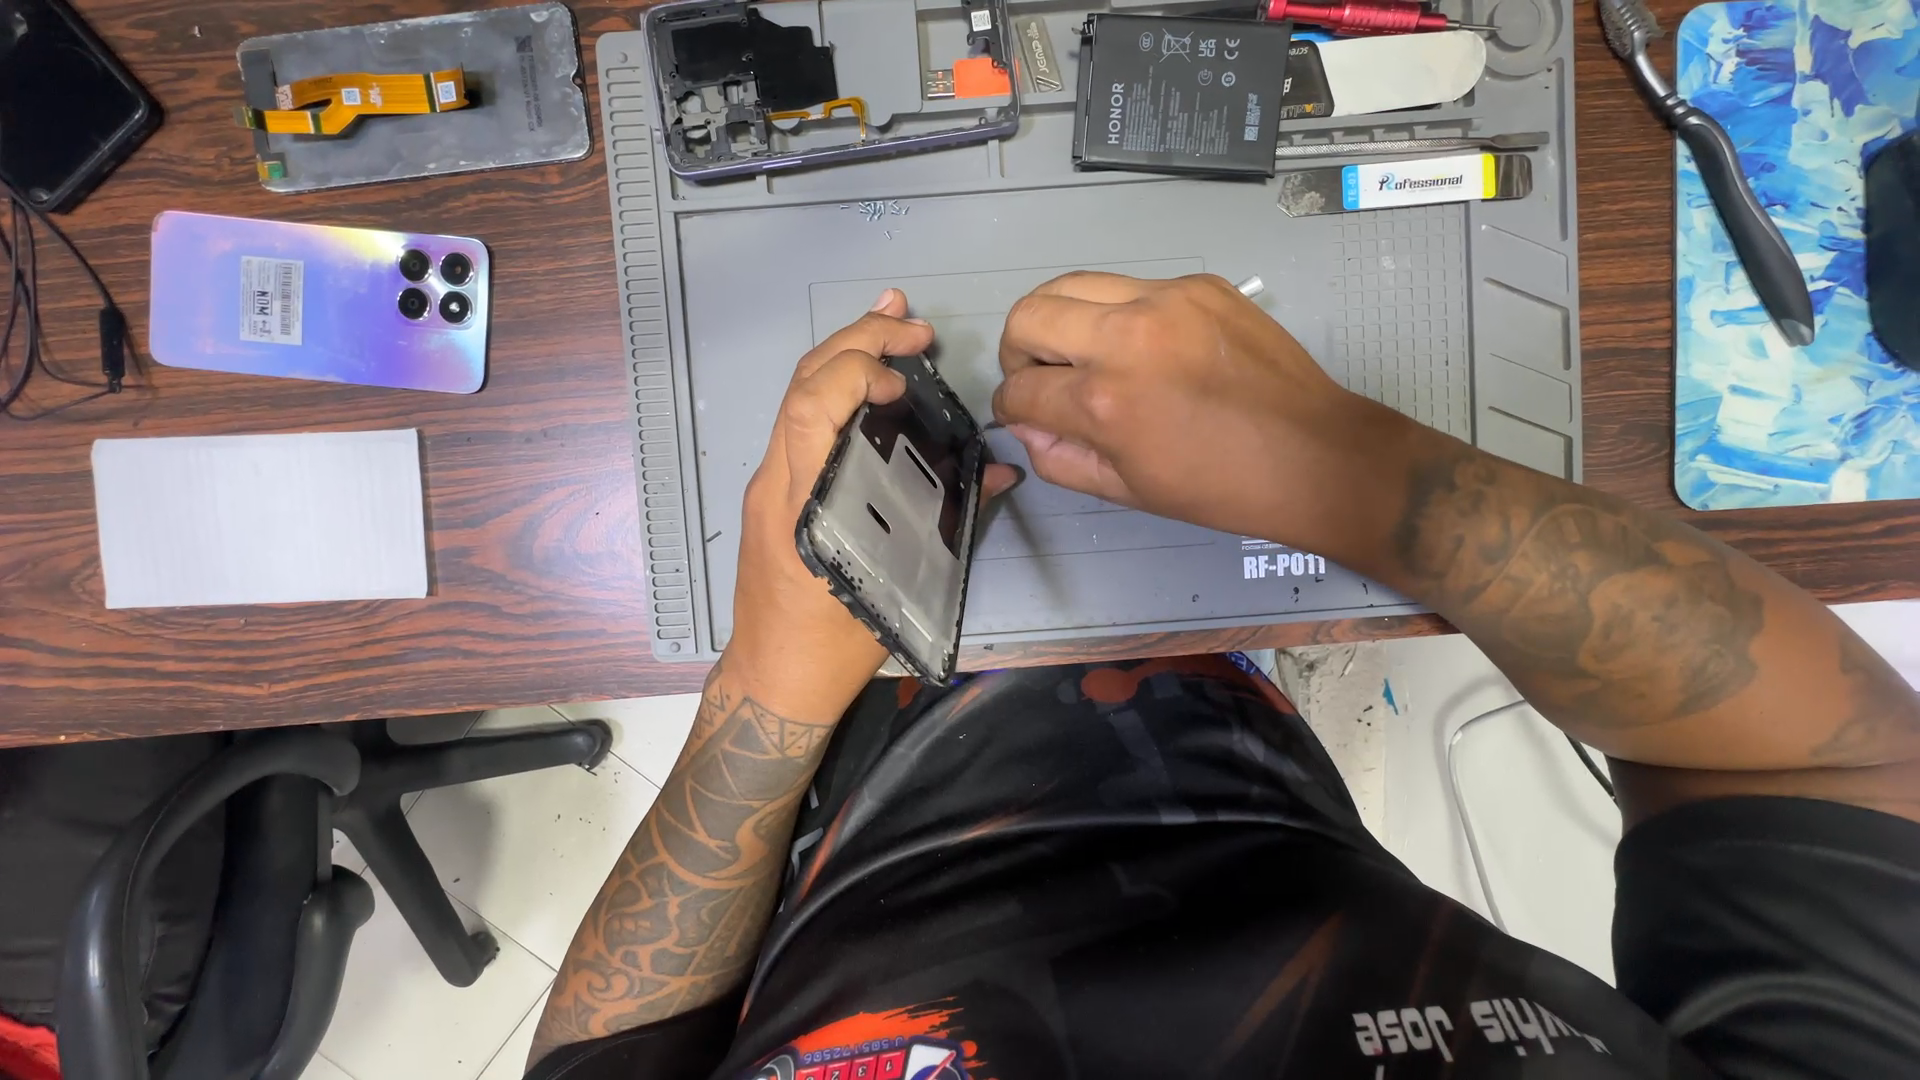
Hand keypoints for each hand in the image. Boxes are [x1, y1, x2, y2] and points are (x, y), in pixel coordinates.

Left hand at [730, 289, 1015, 718]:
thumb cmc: (833, 646)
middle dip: (856, 340)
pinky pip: (802, 422)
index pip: (809, 408)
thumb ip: (950, 526)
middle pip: (801, 385)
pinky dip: (835, 389)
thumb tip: (1000, 476)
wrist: (774, 679)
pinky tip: (867, 382)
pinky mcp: (774, 492)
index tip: (904, 377)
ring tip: (891, 328)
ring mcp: (768, 485)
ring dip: (844, 355)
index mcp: (797, 504)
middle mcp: (774, 482)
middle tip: (911, 323)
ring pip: (797, 398)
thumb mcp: (900, 588)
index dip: (854, 372)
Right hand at [990, 272, 1402, 550]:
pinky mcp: (1197, 283)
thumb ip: (1056, 455)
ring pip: (1069, 284)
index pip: (1018, 390)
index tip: (1024, 414)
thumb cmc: (1216, 487)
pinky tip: (1142, 347)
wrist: (1312, 454)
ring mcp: (1164, 299)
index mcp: (1104, 402)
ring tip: (1081, 354)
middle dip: (1018, 352)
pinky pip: (1126, 286)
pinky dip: (1113, 314)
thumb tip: (1026, 422)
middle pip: (1027, 316)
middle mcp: (1125, 336)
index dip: (1009, 408)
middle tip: (1042, 378)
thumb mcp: (1124, 490)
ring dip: (1058, 321)